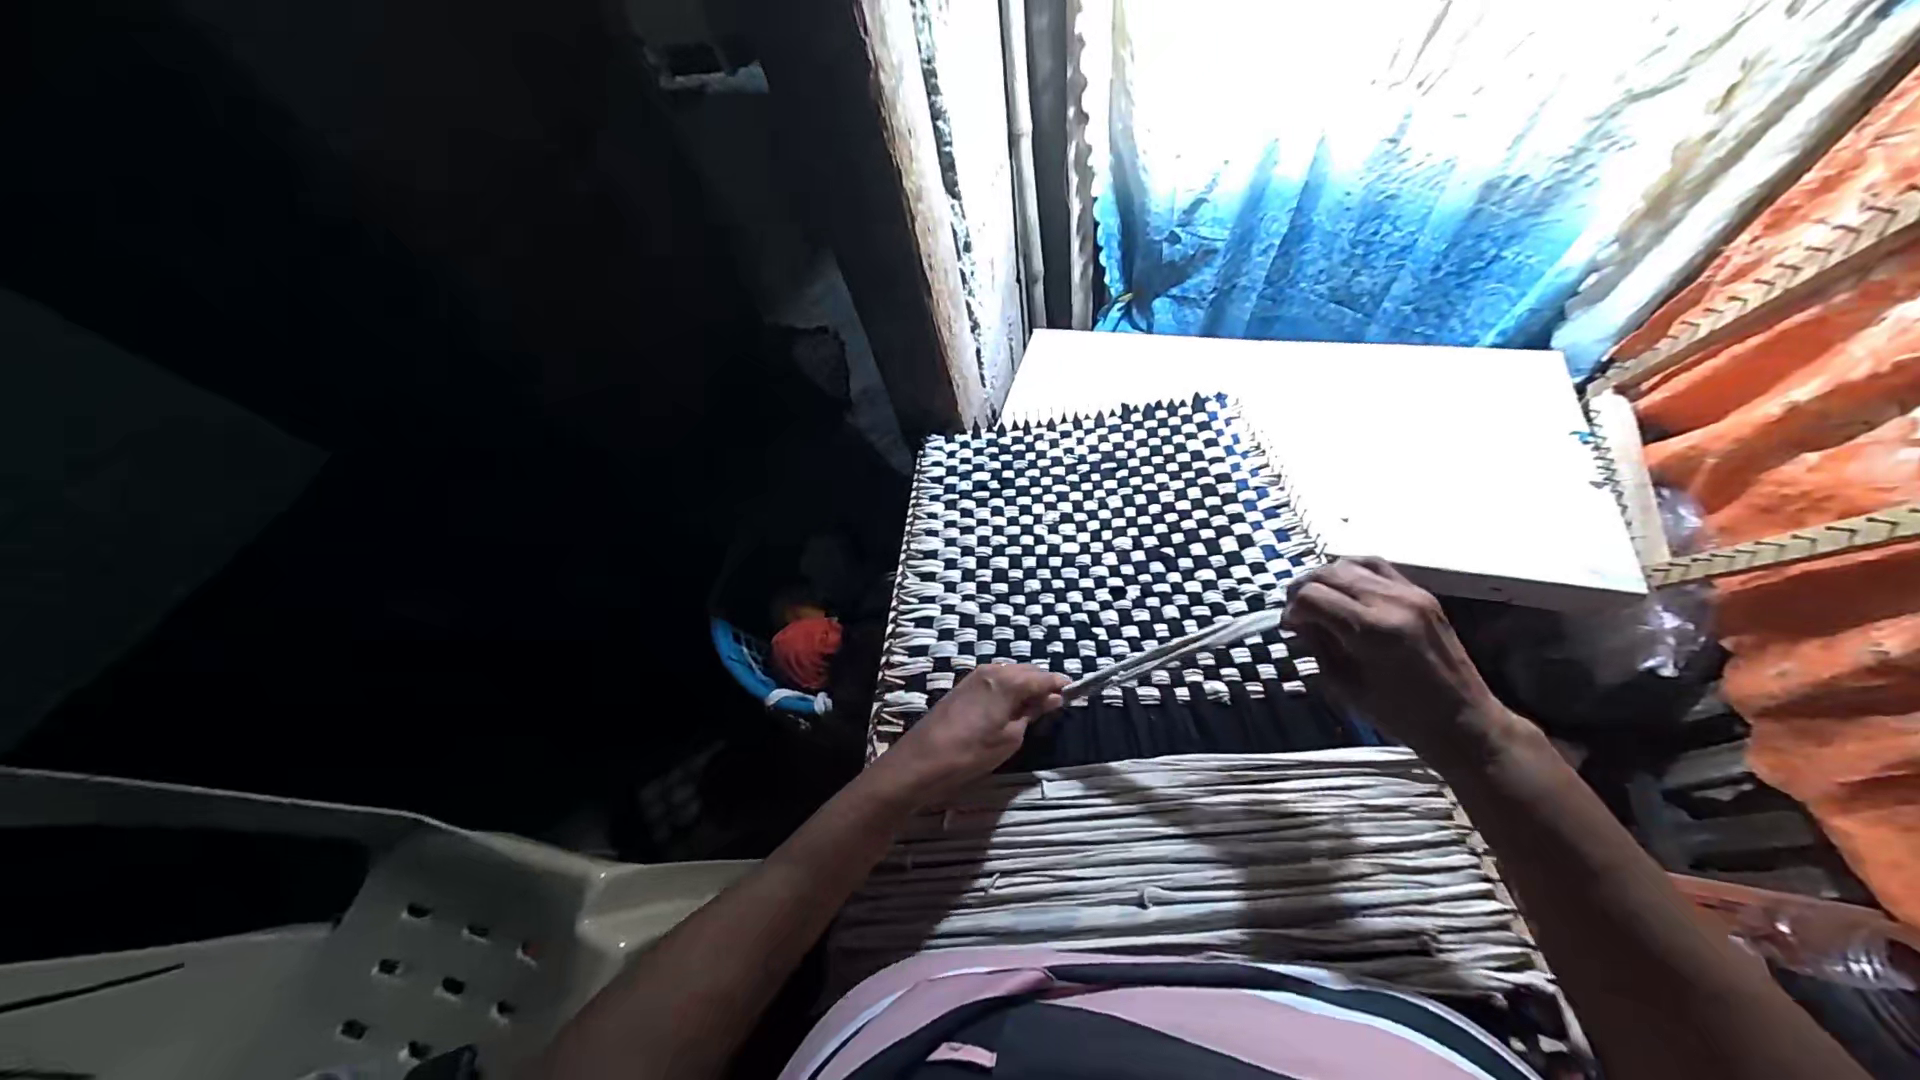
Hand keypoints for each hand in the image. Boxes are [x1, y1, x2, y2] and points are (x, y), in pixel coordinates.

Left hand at [865, 664, 1067, 807]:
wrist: (921, 761)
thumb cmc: (971, 752)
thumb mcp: (1010, 738)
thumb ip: (1032, 713)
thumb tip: (1051, 698)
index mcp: (1006, 680)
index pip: (1043, 676)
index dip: (1060, 685)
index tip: (1075, 694)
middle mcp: (991, 670)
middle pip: (1026, 671)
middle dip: (1042, 685)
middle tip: (1054, 707)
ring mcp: (973, 676)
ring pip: (1009, 675)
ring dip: (1024, 687)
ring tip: (1033, 711)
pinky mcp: (962, 687)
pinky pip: (994, 681)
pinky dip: (1007, 690)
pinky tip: (1010, 710)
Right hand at [1282, 557, 1529, 769]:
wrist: (1463, 721)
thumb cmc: (1400, 714)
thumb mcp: (1344, 685)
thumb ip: (1317, 645)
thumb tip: (1297, 621)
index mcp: (1371, 631)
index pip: (1310, 596)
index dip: (1292, 610)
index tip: (1290, 628)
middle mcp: (1391, 603)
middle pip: (1326, 574)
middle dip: (1302, 590)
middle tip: (1297, 613)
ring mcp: (1410, 594)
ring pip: (1349, 564)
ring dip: (1324, 578)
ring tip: (1318, 600)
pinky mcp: (1422, 594)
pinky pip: (1376, 566)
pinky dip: (1351, 571)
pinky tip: (1343, 589)